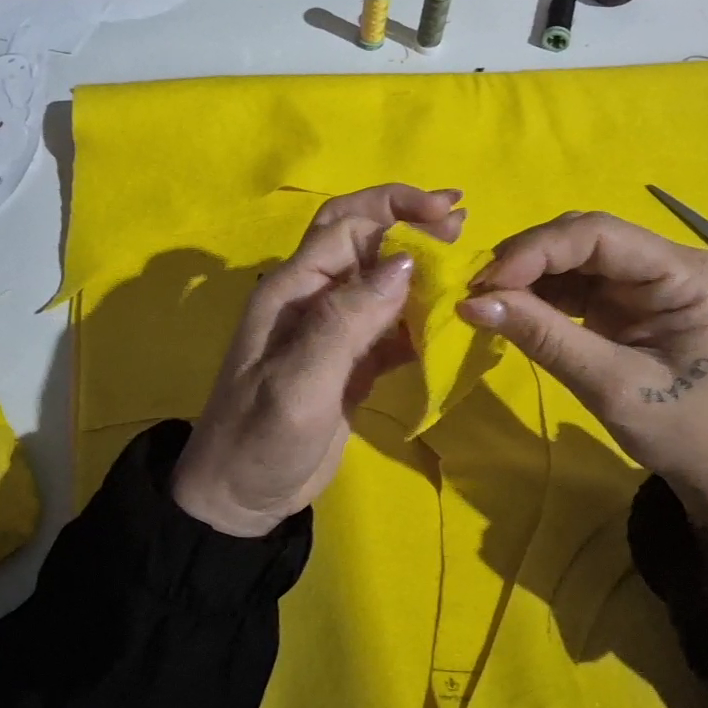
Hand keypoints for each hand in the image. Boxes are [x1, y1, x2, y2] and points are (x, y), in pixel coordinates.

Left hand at [171, 185, 465, 537]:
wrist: (239, 498)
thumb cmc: (260, 437)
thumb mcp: (299, 381)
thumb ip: (347, 320)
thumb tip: (404, 262)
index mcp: (293, 288)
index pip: (347, 225)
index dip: (395, 209)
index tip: (447, 214)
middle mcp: (314, 298)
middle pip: (364, 240)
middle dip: (410, 223)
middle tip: (462, 223)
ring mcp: (333, 330)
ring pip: (382, 281)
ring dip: (422, 269)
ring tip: (468, 265)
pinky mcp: (351, 362)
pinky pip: (391, 325)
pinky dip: (421, 316)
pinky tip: (452, 319)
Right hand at [457, 212, 707, 549]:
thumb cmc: (683, 433)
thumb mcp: (612, 388)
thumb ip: (545, 338)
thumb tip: (471, 303)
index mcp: (690, 275)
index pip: (602, 235)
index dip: (537, 249)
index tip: (486, 280)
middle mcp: (672, 262)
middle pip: (586, 238)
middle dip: (528, 259)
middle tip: (477, 289)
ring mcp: (650, 277)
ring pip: (575, 254)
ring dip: (528, 274)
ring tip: (485, 299)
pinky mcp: (630, 296)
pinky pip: (577, 279)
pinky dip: (540, 292)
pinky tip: (511, 307)